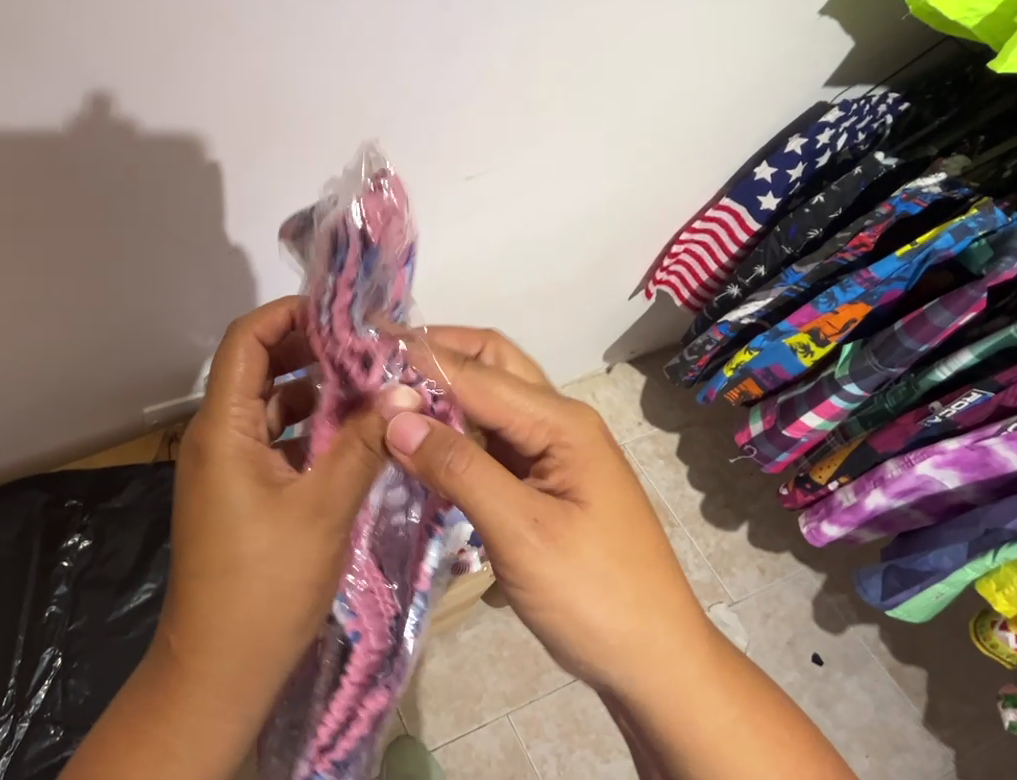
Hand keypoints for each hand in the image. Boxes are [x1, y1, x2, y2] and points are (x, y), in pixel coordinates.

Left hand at [154, 297, 403, 726]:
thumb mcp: (323, 509)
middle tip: (369, 348)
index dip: (287, 315)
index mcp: (222, 427)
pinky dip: (309, 432)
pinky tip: (353, 436)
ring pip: (269, 407)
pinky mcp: (238, 494)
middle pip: (258, 368)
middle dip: (310, 351)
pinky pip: (273, 443)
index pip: (246, 340)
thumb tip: (405, 391)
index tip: (341, 313)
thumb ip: (362, 445)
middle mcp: (216, 436)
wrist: (218, 671)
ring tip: (371, 385)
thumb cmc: (264, 585)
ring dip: (314, 393)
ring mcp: (225, 467)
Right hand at [382, 327, 711, 691]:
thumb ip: (458, 468)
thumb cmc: (594, 596)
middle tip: (375, 362)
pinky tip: (418, 443)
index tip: (360, 356)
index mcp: (560, 423)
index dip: (417, 361)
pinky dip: (452, 431)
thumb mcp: (521, 533)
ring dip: (441, 391)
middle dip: (434, 354)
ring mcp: (551, 452)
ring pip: (487, 401)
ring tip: (384, 396)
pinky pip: (489, 440)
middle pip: (489, 364)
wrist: (656, 663)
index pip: (475, 372)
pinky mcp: (541, 481)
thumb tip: (395, 416)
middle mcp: (557, 422)